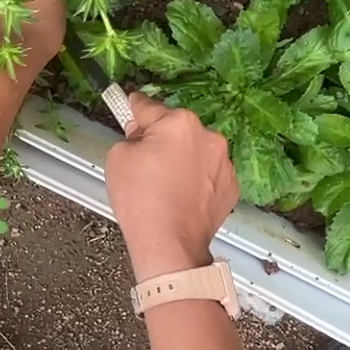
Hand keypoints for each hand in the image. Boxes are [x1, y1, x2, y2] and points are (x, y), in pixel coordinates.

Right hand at [106, 92, 239, 280]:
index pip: (149, 106)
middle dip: (161, 139)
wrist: (170, 243)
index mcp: (179, 123)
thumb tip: (142, 137)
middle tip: (142, 162)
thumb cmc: (140, 198)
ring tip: (163, 186)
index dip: (133, 109)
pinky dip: (195, 180)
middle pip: (176, 129)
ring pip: (194, 152)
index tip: (129, 106)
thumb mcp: (117, 157)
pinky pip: (207, 174)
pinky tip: (180, 198)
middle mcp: (208, 136)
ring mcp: (224, 163)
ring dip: (181, 159)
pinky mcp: (231, 187)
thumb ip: (131, 137)